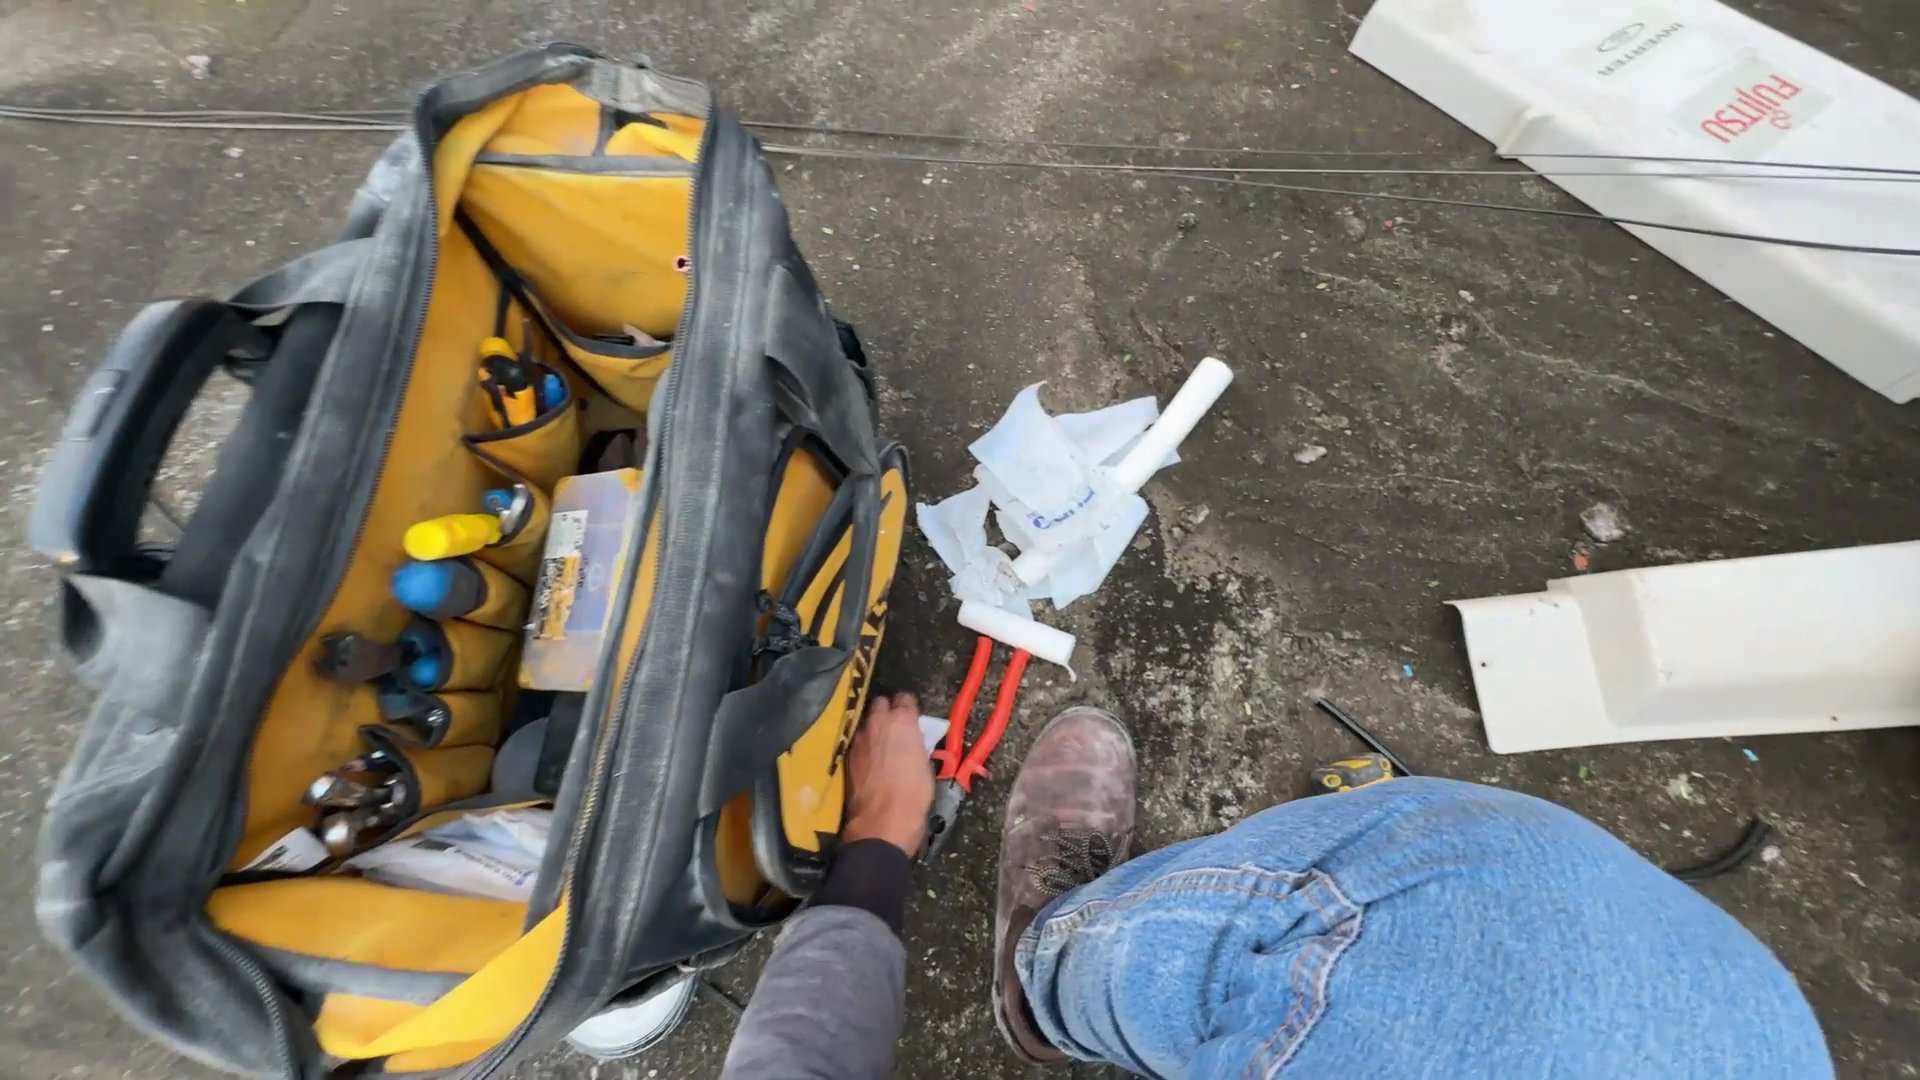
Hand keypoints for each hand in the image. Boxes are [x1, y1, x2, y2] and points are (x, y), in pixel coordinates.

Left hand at [841, 692, 934, 856]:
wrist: (882, 821)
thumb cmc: (913, 793)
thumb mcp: (925, 763)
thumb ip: (917, 742)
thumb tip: (912, 739)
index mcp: (902, 721)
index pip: (905, 698)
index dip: (909, 707)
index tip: (913, 717)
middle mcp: (878, 723)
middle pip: (881, 703)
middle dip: (888, 710)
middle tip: (896, 726)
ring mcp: (860, 738)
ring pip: (867, 721)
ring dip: (875, 727)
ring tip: (882, 743)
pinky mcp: (848, 754)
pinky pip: (858, 740)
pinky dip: (865, 744)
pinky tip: (870, 758)